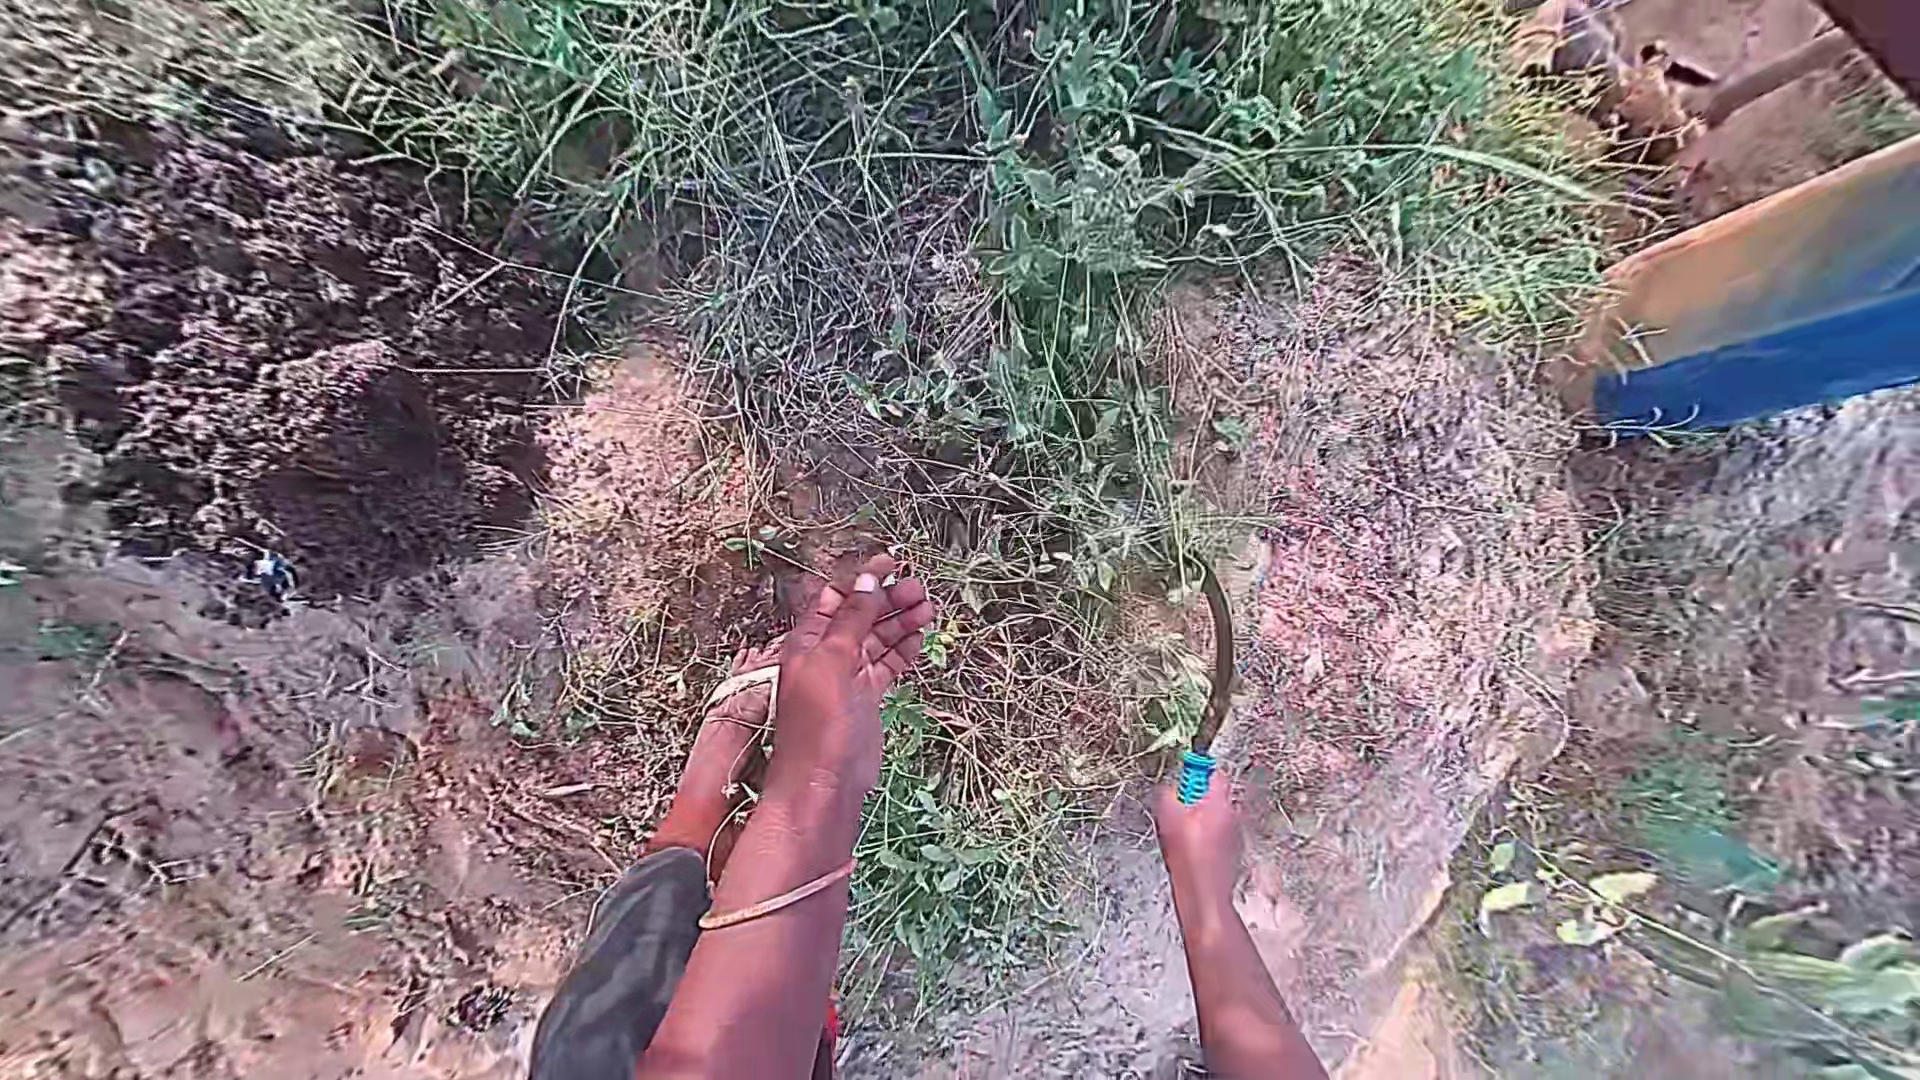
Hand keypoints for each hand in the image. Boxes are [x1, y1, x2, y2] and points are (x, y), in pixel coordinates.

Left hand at [770, 554, 933, 799]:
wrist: (824, 785)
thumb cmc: (818, 723)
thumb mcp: (833, 661)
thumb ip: (853, 618)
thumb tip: (869, 578)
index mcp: (809, 639)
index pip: (837, 596)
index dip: (862, 577)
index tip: (892, 563)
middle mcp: (829, 653)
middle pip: (862, 614)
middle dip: (889, 599)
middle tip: (919, 589)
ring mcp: (850, 674)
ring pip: (879, 637)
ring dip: (902, 621)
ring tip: (928, 609)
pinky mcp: (868, 695)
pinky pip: (888, 662)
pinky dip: (904, 649)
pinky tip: (919, 638)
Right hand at [1152, 779, 1241, 908]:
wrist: (1204, 894)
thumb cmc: (1189, 856)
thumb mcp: (1167, 815)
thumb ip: (1169, 793)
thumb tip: (1171, 788)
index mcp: (1219, 803)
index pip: (1215, 773)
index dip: (1197, 773)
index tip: (1184, 781)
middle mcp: (1231, 816)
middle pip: (1214, 793)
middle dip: (1195, 796)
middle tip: (1179, 807)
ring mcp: (1234, 834)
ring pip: (1215, 813)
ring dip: (1200, 816)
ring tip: (1182, 830)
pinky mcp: (1231, 850)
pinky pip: (1217, 831)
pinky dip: (1205, 833)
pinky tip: (1191, 846)